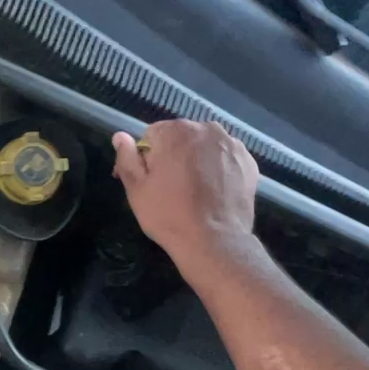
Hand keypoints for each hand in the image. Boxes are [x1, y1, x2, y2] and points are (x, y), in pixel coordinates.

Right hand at [112, 120, 258, 263]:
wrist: (214, 241)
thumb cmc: (169, 215)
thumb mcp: (137, 190)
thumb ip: (126, 157)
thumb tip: (120, 136)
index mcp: (175, 131)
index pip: (152, 135)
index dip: (145, 158)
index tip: (145, 181)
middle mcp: (205, 129)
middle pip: (180, 137)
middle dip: (173, 156)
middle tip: (169, 188)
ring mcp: (230, 144)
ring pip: (204, 147)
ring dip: (196, 160)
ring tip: (193, 190)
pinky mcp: (248, 161)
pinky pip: (224, 159)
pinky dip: (217, 169)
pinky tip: (212, 191)